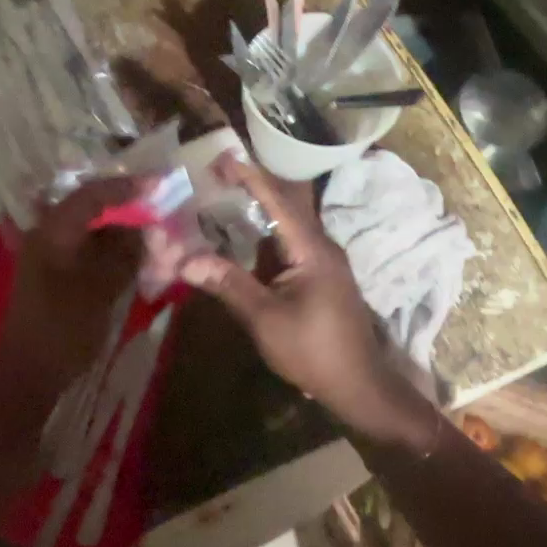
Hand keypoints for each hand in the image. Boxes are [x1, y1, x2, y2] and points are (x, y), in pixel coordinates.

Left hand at [0, 178, 144, 394]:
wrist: (26, 376)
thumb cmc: (62, 329)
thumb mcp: (101, 288)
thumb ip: (123, 253)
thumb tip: (143, 227)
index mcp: (53, 230)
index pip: (92, 193)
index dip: (126, 186)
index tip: (158, 184)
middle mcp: (46, 234)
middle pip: (88, 207)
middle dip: (123, 205)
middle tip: (157, 205)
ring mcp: (46, 255)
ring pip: (86, 229)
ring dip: (116, 227)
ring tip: (150, 230)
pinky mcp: (52, 276)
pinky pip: (83, 248)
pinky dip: (106, 247)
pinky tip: (129, 256)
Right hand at [181, 155, 435, 446]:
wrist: (361, 387)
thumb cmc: (314, 351)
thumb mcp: (265, 319)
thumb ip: (228, 284)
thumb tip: (185, 261)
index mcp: (311, 248)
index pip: (277, 200)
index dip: (248, 177)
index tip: (220, 158)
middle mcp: (321, 245)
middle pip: (285, 203)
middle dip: (251, 186)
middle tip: (215, 175)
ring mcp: (323, 260)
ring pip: (287, 223)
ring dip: (257, 209)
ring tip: (221, 199)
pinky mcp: (321, 276)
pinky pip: (289, 242)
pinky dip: (263, 233)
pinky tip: (241, 240)